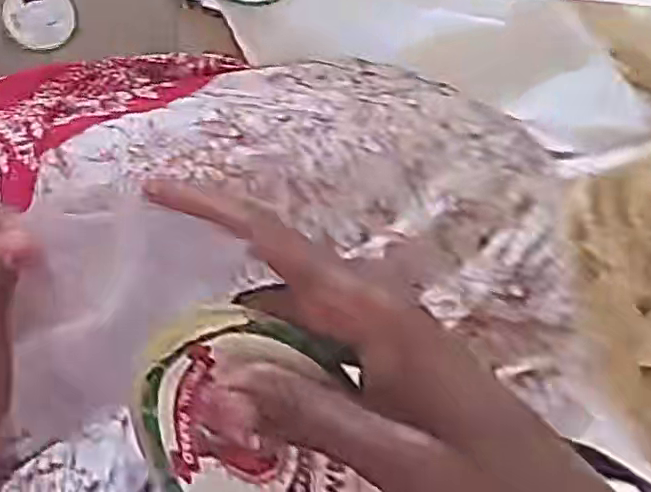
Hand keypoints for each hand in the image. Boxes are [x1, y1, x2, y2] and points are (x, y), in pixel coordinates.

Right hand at [146, 181, 607, 491]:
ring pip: (280, 312)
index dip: (208, 205)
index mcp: (368, 307)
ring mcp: (368, 326)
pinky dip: (268, 357)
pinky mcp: (373, 354)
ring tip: (202, 369)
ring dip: (239, 333)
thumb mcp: (404, 459)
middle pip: (265, 271)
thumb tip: (214, 380)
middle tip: (162, 313)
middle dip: (210, 282)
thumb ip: (310, 413)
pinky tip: (253, 390)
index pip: (271, 237)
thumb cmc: (497, 479)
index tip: (154, 188)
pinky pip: (301, 341)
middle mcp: (362, 301)